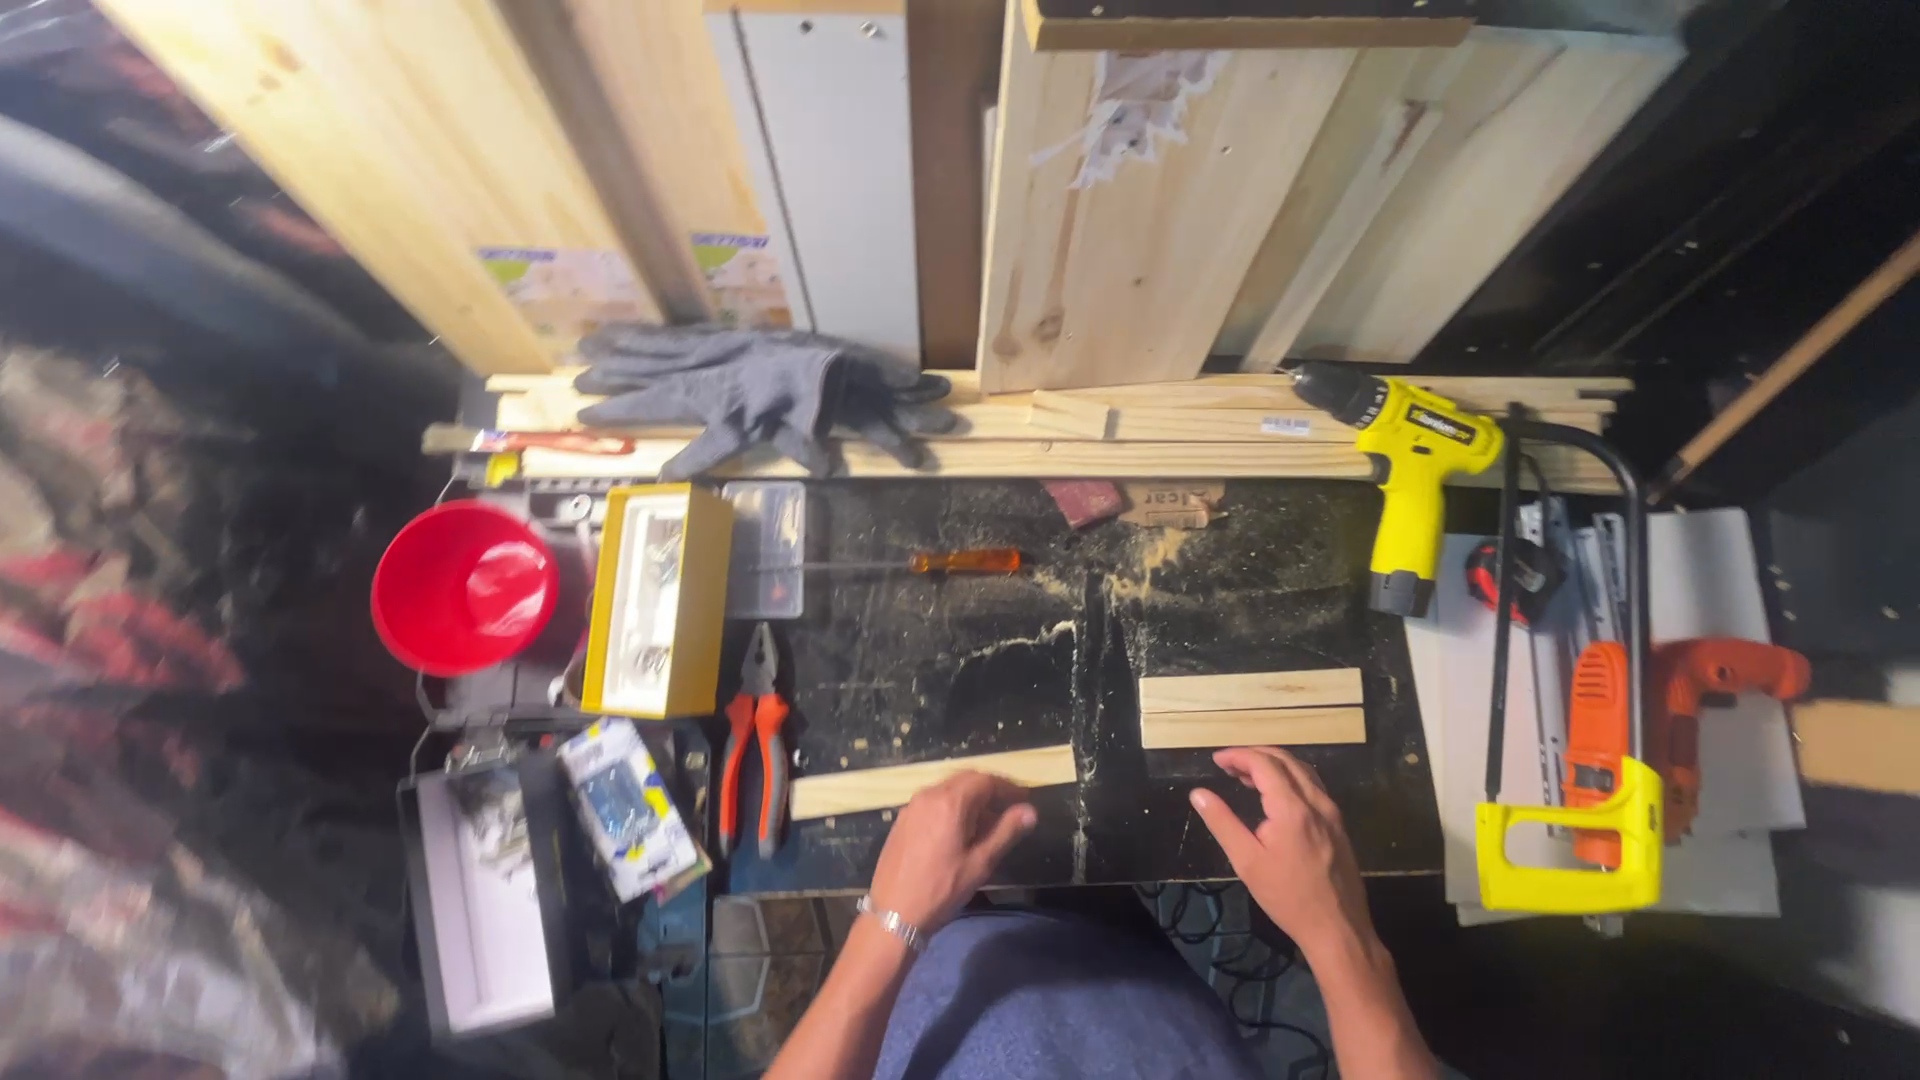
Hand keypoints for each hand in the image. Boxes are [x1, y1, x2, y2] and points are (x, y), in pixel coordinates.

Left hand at [868, 771, 1037, 931]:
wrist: (893, 914)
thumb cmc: (941, 889)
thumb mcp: (980, 863)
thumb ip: (1006, 832)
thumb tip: (1031, 811)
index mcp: (949, 802)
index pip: (985, 781)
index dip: (1007, 787)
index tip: (1025, 798)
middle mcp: (928, 796)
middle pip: (965, 780)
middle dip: (990, 790)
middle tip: (1010, 806)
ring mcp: (912, 807)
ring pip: (948, 790)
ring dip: (971, 799)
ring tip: (988, 821)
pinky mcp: (902, 820)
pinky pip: (933, 802)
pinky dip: (952, 807)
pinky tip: (960, 830)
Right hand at [1190, 747, 1373, 956]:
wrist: (1338, 930)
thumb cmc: (1287, 896)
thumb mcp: (1246, 861)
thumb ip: (1221, 822)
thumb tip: (1198, 794)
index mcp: (1292, 808)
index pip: (1263, 764)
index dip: (1238, 755)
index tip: (1217, 760)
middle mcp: (1316, 802)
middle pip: (1285, 760)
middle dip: (1254, 755)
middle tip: (1228, 765)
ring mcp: (1332, 813)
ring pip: (1302, 770)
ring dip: (1273, 764)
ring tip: (1247, 776)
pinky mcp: (1338, 825)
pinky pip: (1313, 786)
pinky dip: (1290, 777)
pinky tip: (1276, 795)